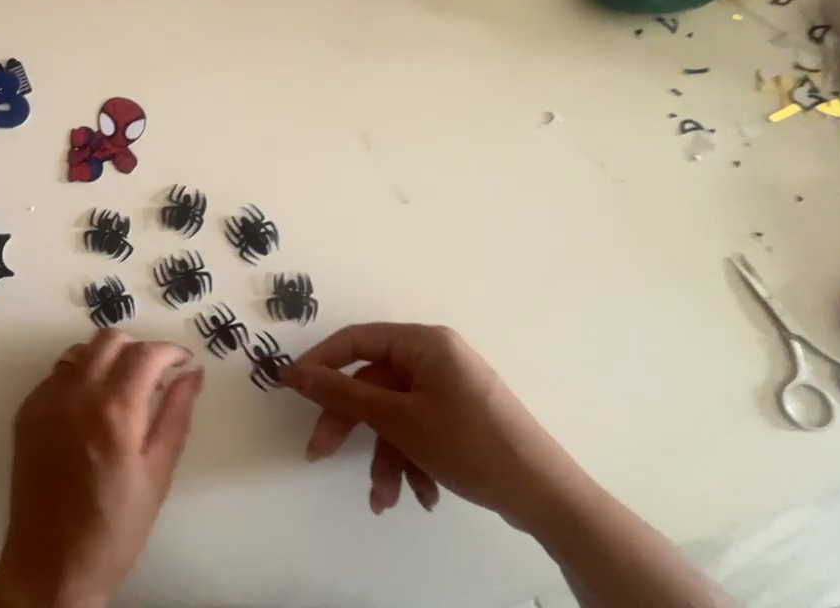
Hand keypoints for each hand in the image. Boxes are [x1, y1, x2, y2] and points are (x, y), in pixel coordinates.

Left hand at [0, 329, 203, 607]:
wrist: (52, 561)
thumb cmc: (115, 527)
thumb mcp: (157, 474)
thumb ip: (175, 415)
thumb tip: (191, 374)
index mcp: (114, 411)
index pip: (145, 354)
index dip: (170, 350)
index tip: (184, 360)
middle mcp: (75, 394)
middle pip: (109, 339)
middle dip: (138, 348)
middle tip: (155, 375)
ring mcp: (45, 399)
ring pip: (80, 351)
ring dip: (106, 358)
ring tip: (125, 390)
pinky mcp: (27, 410)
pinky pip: (57, 374)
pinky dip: (79, 376)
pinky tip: (92, 408)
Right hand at [280, 323, 585, 526]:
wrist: (549, 498)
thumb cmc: (470, 444)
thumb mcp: (398, 420)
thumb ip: (340, 393)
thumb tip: (290, 371)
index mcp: (423, 343)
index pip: (355, 341)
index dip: (319, 362)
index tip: (291, 387)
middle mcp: (435, 358)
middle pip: (371, 386)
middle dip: (351, 427)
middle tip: (320, 453)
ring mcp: (449, 389)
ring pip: (394, 416)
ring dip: (385, 457)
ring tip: (385, 498)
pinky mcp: (460, 418)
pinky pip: (418, 430)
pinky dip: (411, 461)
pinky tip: (421, 495)